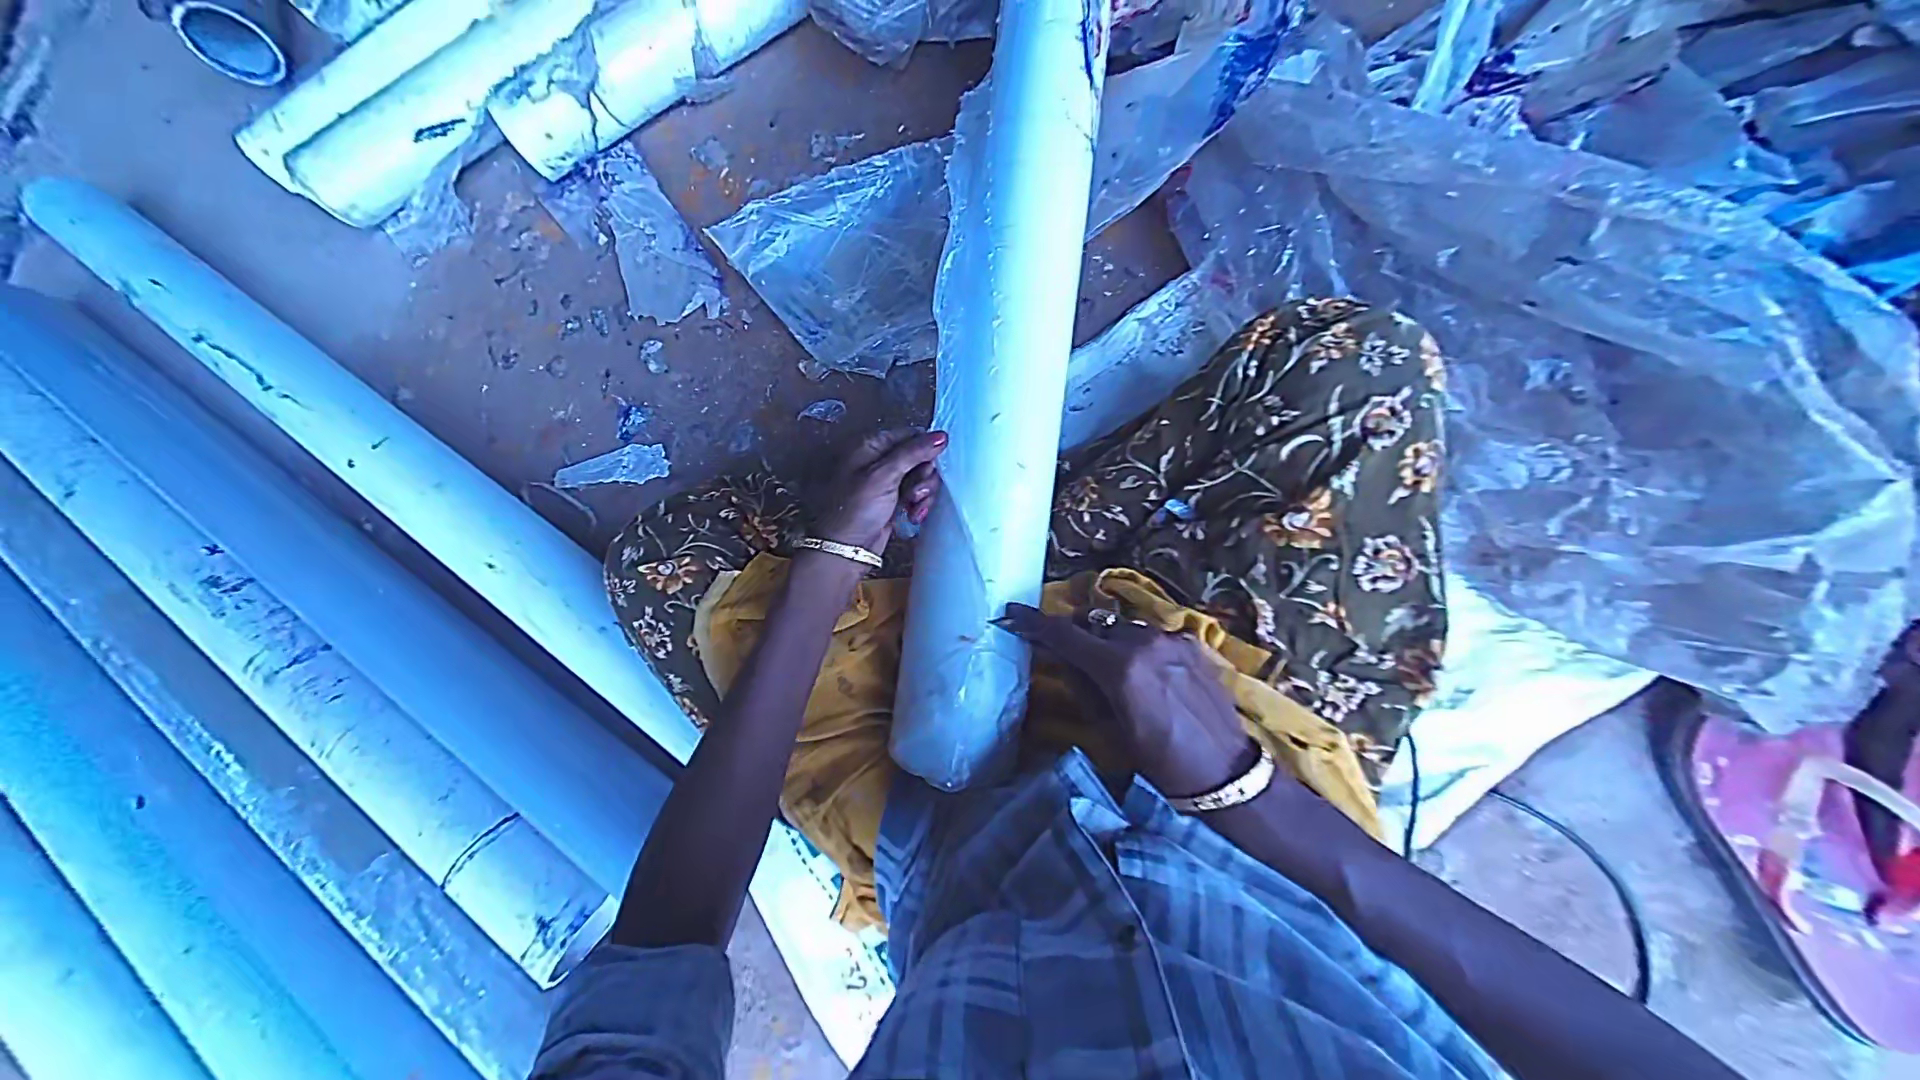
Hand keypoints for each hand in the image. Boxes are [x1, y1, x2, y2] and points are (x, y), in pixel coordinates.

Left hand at [810, 429, 947, 556]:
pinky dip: (919, 505)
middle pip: (920, 457)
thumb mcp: (884, 476)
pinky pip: (917, 496)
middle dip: (924, 476)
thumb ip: (914, 453)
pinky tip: (914, 516)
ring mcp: (888, 483)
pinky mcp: (895, 502)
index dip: (925, 449)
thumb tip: (942, 435)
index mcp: (871, 446)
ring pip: (922, 478)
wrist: (846, 549)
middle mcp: (880, 461)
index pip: (910, 435)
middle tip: (916, 493)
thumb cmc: (858, 509)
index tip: (929, 466)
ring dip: (924, 494)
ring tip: (913, 507)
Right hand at [997, 603, 1256, 797]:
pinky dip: (1139, 648)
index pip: (1065, 634)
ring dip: (1111, 643)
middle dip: (1078, 638)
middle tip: (1071, 659)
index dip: (1035, 622)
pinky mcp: (1192, 644)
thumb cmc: (1160, 762)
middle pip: (1095, 626)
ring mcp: (1172, 639)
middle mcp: (1144, 642)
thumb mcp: (1110, 729)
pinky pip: (1152, 637)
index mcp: (1120, 667)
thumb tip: (1064, 659)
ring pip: (1124, 629)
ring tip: (1116, 674)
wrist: (1225, 772)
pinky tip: (1147, 675)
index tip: (1013, 611)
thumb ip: (1083, 687)